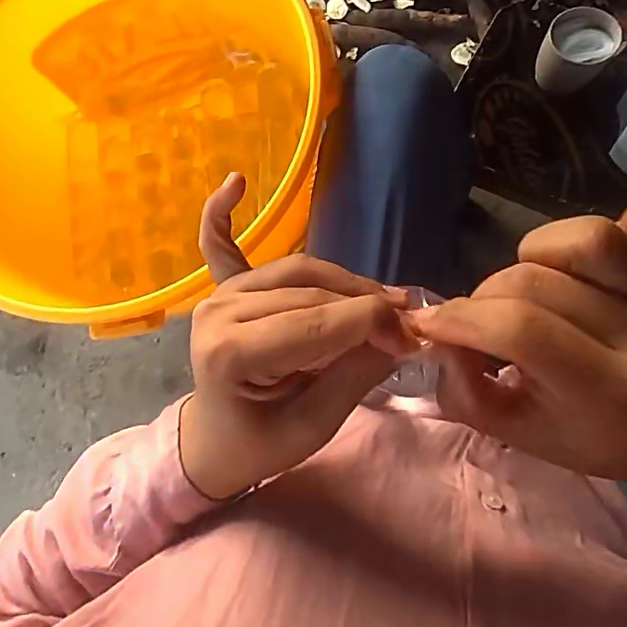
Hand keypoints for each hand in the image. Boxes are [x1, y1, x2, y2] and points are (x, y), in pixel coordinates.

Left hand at [180, 173, 419, 499]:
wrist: (214, 443)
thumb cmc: (260, 444)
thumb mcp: (313, 426)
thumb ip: (355, 374)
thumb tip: (403, 333)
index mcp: (231, 353)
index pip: (316, 323)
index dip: (373, 325)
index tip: (412, 338)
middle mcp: (219, 312)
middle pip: (310, 292)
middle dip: (367, 306)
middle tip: (409, 324)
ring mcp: (218, 296)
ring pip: (298, 270)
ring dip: (343, 280)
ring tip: (386, 297)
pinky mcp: (222, 290)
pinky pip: (225, 247)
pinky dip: (223, 215)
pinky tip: (234, 182)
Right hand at [410, 196, 626, 514]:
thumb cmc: (598, 441)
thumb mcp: (522, 437)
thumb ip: (467, 392)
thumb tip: (438, 335)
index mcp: (612, 392)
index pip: (521, 328)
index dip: (461, 318)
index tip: (429, 326)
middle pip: (535, 282)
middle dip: (482, 298)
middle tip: (473, 327)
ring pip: (577, 243)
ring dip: (526, 262)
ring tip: (519, 294)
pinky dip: (612, 221)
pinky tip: (576, 250)